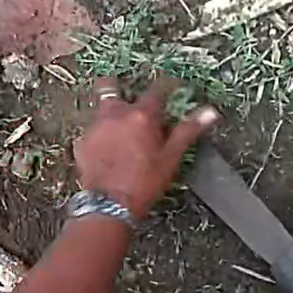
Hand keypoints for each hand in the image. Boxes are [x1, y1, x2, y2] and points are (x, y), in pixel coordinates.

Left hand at [74, 78, 218, 217]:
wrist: (110, 206)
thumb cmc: (144, 184)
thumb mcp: (170, 158)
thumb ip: (188, 131)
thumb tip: (210, 112)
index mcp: (141, 116)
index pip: (156, 90)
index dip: (166, 87)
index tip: (172, 89)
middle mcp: (115, 114)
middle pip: (112, 87)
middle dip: (121, 89)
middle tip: (133, 105)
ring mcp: (95, 127)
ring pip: (101, 110)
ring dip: (111, 115)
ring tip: (121, 132)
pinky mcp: (81, 143)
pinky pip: (91, 131)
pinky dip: (100, 136)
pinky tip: (107, 151)